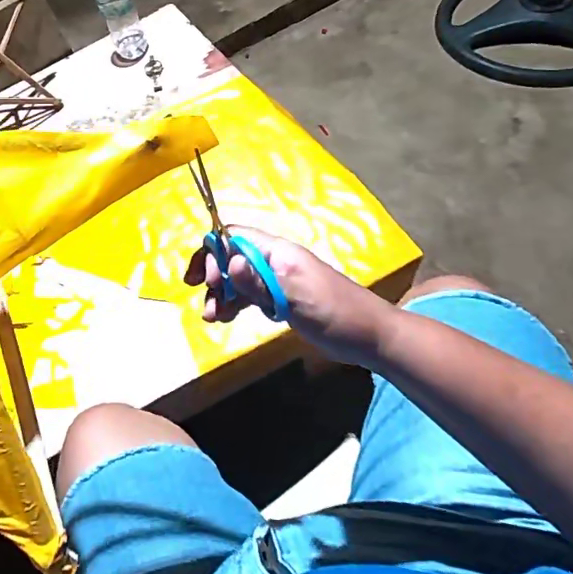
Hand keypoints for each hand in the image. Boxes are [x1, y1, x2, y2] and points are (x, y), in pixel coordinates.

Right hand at [184, 227, 398, 366]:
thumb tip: (230, 262)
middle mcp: (275, 261)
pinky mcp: (282, 299)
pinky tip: (228, 318)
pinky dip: (236, 304)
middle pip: (233, 257)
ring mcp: (278, 280)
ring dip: (222, 295)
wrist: (368, 335)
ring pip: (239, 278)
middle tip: (208, 304)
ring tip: (213, 318)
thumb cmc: (334, 312)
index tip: (204, 281)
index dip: (215, 253)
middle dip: (215, 277)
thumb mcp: (295, 299)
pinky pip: (250, 295)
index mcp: (279, 252)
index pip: (235, 238)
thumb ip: (260, 282)